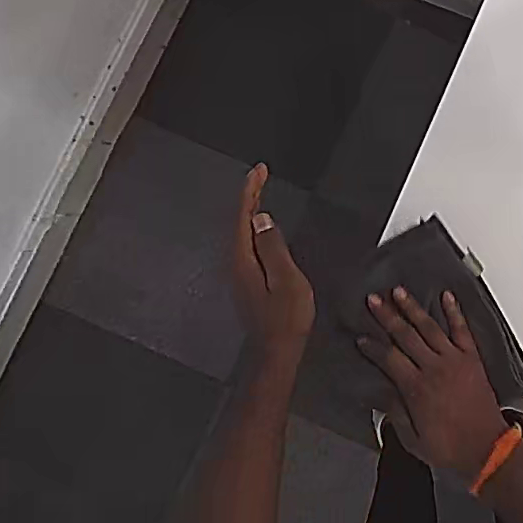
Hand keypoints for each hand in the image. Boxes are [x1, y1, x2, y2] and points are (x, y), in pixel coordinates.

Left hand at [228, 164, 314, 355]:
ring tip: (259, 191)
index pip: (243, 216)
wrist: (277, 351)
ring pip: (242, 232)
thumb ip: (273, 247)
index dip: (250, 191)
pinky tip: (260, 226)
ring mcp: (239, 273)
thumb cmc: (285, 319)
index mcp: (244, 260)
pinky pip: (247, 243)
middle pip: (239, 222)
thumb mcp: (286, 279)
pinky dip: (253, 226)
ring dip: (250, 209)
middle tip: (260, 174)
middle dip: (249, 195)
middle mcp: (236, 264)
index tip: (258, 171)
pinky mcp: (246, 280)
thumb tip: (262, 219)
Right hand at [357, 288, 512, 479]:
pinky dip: (454, 311)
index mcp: (417, 388)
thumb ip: (396, 414)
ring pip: (428, 327)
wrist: (487, 450)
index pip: (389, 358)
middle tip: (373, 299)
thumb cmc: (451, 448)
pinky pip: (461, 329)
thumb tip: (382, 394)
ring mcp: (454, 360)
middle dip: (386, 315)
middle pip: (405, 335)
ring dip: (412, 307)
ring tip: (399, 291)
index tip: (362, 338)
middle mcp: (434, 368)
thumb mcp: (414, 440)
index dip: (373, 346)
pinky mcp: (471, 358)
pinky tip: (446, 296)